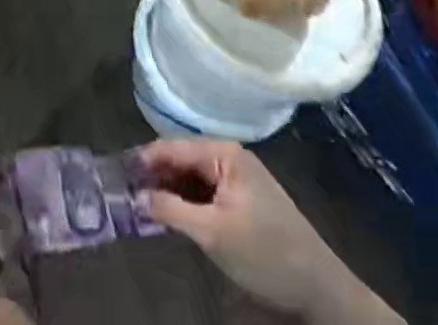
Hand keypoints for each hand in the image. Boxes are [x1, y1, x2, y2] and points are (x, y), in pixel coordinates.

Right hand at [137, 140, 401, 324]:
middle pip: (180, 159)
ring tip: (140, 205)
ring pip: (190, 176)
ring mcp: (238, 178)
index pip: (170, 147)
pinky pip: (204, 191)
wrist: (322, 291)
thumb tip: (134, 196)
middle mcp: (230, 157)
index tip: (115, 175)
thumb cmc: (266, 254)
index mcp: (224, 154)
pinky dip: (185, 201)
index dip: (142, 161)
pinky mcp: (242, 199)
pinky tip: (169, 215)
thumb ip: (169, 208)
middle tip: (123, 194)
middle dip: (154, 176)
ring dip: (168, 190)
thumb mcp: (211, 233)